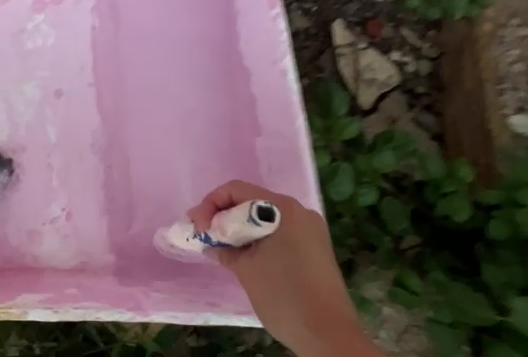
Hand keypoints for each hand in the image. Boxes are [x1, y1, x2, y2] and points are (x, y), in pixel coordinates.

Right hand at [187, 181, 380, 356]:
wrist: (331, 338)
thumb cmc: (285, 297)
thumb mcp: (247, 270)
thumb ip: (224, 249)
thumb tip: (210, 243)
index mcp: (283, 208)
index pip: (237, 190)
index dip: (210, 204)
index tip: (196, 227)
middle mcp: (299, 211)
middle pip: (252, 202)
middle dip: (224, 217)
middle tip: (204, 235)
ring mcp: (311, 230)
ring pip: (266, 218)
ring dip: (241, 229)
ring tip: (222, 247)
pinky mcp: (316, 248)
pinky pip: (280, 232)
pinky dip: (260, 239)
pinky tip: (247, 256)